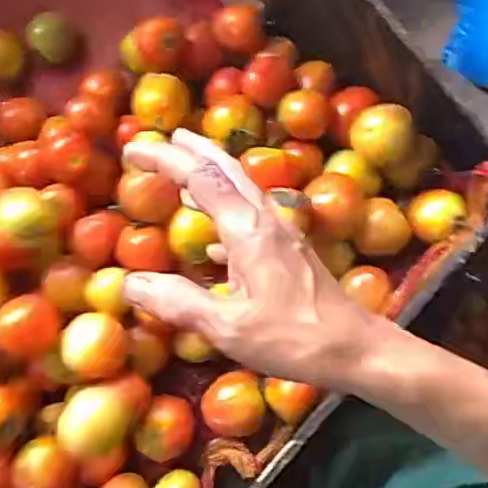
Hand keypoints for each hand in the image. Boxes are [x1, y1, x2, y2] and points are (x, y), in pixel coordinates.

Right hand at [120, 130, 388, 388]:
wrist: (356, 349)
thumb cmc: (295, 338)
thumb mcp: (229, 327)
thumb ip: (179, 303)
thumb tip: (131, 283)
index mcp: (248, 230)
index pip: (200, 178)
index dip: (164, 159)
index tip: (133, 150)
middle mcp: (267, 220)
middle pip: (227, 169)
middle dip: (193, 150)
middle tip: (164, 138)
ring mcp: (282, 233)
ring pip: (242, 188)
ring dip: (212, 172)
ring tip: (186, 168)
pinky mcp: (290, 251)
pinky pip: (251, 214)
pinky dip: (226, 208)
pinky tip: (214, 233)